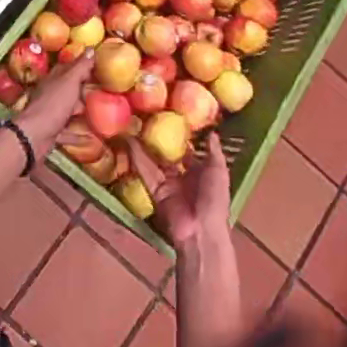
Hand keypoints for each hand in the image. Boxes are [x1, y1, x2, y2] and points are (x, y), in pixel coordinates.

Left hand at [12, 53, 94, 145]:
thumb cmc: (53, 104)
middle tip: (101, 88)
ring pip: (66, 109)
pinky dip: (79, 135)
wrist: (35, 134)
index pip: (66, 67)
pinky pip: (68, 132)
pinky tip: (92, 139)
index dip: (80, 65)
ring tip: (98, 111)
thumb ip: (80, 67)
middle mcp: (49, 94)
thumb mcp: (69, 82)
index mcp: (52, 80)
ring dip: (79, 110)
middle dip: (81, 88)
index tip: (96, 65)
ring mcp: (50, 113)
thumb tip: (90, 48)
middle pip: (66, 88)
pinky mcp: (52, 131)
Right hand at [127, 130, 229, 249]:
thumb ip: (213, 152)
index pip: (188, 151)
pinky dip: (136, 157)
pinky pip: (144, 171)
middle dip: (157, 139)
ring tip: (132, 125)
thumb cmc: (215, 199)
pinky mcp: (154, 190)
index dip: (180, 136)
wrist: (201, 230)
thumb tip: (212, 131)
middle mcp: (182, 176)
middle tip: (146, 118)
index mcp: (200, 172)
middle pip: (167, 154)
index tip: (169, 116)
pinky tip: (128, 141)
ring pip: (153, 160)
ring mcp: (167, 183)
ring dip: (143, 145)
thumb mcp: (219, 172)